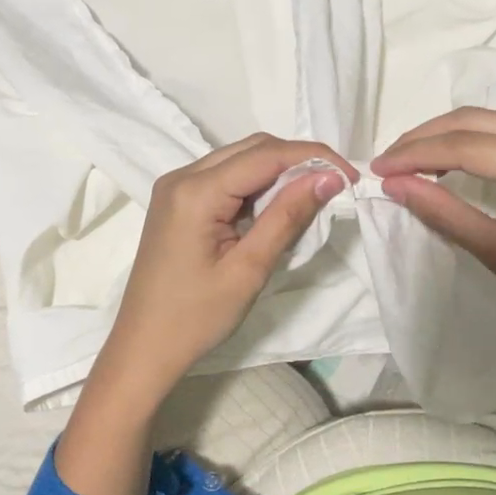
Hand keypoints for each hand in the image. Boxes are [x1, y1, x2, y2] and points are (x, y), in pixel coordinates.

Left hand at [108, 134, 354, 389]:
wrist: (144, 345)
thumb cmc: (196, 317)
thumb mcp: (249, 269)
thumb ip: (287, 217)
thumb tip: (328, 177)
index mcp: (195, 191)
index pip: (265, 155)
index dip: (312, 157)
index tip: (351, 176)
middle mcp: (182, 176)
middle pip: (251, 149)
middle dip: (297, 160)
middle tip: (335, 187)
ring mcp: (176, 187)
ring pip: (238, 159)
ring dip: (277, 172)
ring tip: (311, 198)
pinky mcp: (177, 200)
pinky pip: (224, 177)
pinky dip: (255, 185)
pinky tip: (275, 208)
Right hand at [371, 106, 495, 460]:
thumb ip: (444, 213)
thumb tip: (394, 185)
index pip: (470, 146)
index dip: (417, 154)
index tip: (377, 170)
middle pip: (478, 120)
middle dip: (424, 138)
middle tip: (386, 162)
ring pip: (491, 118)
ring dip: (444, 135)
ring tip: (407, 160)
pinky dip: (471, 138)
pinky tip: (446, 157)